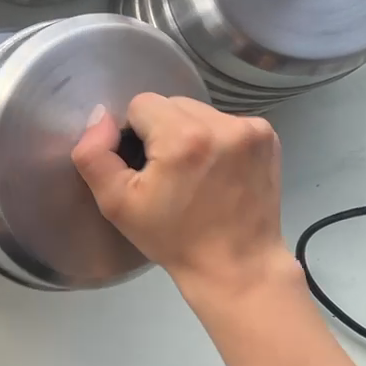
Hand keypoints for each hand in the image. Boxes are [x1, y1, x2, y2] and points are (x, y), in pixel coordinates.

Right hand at [71, 94, 292, 303]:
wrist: (234, 262)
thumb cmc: (171, 238)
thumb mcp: (115, 204)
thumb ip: (94, 156)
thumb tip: (99, 117)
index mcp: (184, 138)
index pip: (141, 104)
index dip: (132, 134)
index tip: (141, 168)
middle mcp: (224, 123)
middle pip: (171, 103)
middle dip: (160, 131)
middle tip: (164, 173)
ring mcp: (252, 128)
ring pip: (198, 111)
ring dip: (186, 134)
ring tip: (190, 174)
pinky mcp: (270, 136)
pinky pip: (224, 122)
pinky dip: (212, 140)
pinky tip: (213, 172)